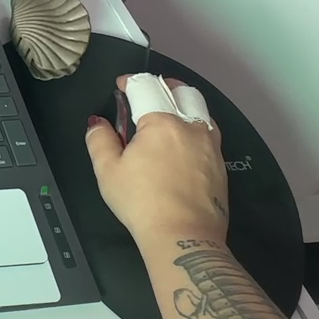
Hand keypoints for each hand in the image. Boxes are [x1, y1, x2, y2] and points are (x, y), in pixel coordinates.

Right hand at [84, 75, 228, 250]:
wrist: (184, 237)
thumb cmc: (145, 203)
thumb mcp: (107, 169)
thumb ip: (99, 139)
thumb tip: (97, 124)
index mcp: (162, 122)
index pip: (145, 86)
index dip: (128, 81)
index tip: (120, 85)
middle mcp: (191, 128)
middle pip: (181, 90)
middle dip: (161, 85)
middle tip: (145, 90)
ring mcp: (211, 146)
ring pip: (201, 109)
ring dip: (182, 103)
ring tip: (166, 111)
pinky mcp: (221, 165)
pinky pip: (209, 132)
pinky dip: (194, 125)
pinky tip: (181, 140)